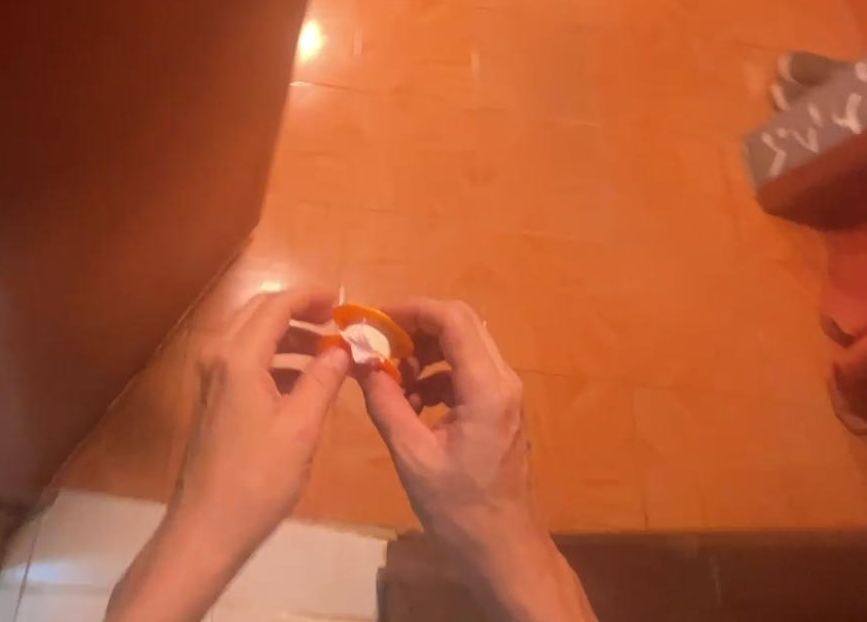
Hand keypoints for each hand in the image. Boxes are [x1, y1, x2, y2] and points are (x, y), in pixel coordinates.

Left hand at [172, 285, 350, 541]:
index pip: (277, 305)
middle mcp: (219, 354)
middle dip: (299, 310)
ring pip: (252, 333)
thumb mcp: (301, 429)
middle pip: (260, 311)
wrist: (205, 529)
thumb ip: (323, 380)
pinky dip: (274, 357)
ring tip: (327, 352)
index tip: (342, 301)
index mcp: (239, 356)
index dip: (311, 297)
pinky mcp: (212, 395)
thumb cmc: (257, 479)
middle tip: (336, 322)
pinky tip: (302, 380)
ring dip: (288, 334)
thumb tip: (343, 349)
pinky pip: (245, 357)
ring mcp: (211, 375)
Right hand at [360, 299, 594, 621]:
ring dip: (423, 352)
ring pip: (462, 345)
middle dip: (415, 327)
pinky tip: (411, 403)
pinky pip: (465, 370)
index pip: (452, 320)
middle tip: (379, 344)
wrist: (506, 555)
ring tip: (391, 379)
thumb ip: (385, 402)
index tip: (375, 321)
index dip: (411, 310)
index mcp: (486, 388)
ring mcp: (504, 394)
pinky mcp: (499, 407)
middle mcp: (502, 381)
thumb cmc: (460, 511)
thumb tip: (359, 360)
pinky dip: (435, 374)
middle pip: (459, 324)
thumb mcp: (412, 457)